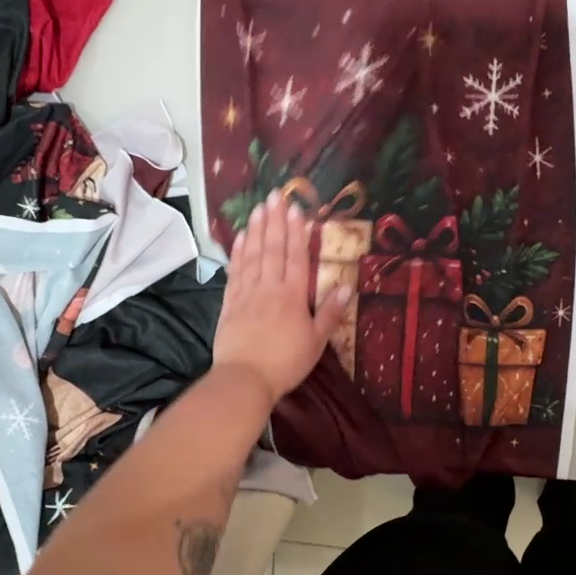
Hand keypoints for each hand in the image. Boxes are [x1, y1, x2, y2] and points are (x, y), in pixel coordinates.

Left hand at [213, 191, 353, 406]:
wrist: (244, 379)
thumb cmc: (286, 363)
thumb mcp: (316, 342)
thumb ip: (330, 313)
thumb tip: (346, 286)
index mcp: (293, 296)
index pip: (296, 256)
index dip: (297, 231)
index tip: (296, 207)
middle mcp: (269, 288)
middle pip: (273, 249)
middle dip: (275, 221)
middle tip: (275, 195)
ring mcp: (246, 294)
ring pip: (253, 255)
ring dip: (257, 230)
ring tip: (259, 208)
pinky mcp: (229, 304)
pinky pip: (235, 272)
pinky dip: (238, 253)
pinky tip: (241, 238)